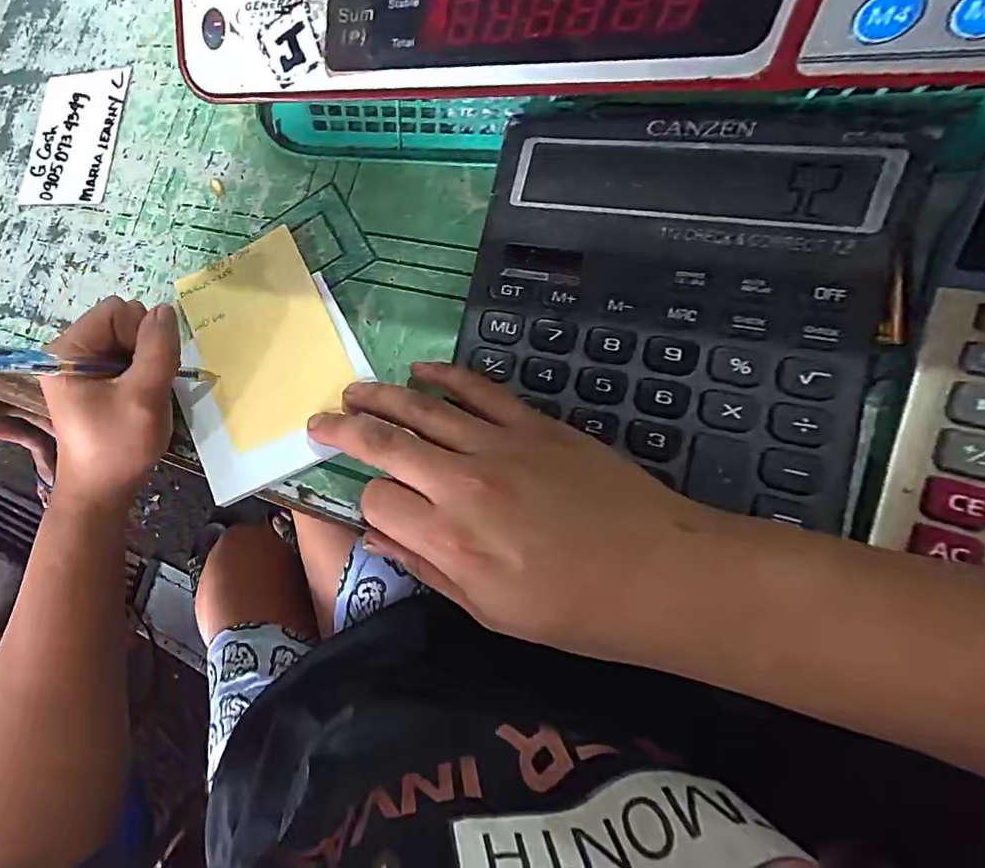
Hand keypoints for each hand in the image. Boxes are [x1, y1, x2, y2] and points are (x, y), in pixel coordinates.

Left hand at [40, 297, 180, 506]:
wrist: (102, 492)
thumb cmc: (117, 447)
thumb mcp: (144, 396)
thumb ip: (158, 349)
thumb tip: (165, 309)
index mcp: (67, 350)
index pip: (117, 311)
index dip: (141, 334)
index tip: (146, 372)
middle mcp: (69, 350)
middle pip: (122, 320)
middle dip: (144, 347)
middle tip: (146, 386)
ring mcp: (80, 365)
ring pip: (129, 338)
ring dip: (146, 361)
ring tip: (143, 394)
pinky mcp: (92, 378)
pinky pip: (126, 355)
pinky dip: (141, 371)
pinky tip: (140, 397)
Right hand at [307, 362, 731, 654]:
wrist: (667, 576)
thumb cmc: (576, 612)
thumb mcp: (491, 613)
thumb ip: (426, 568)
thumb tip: (376, 535)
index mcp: (451, 540)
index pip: (376, 500)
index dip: (366, 502)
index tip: (375, 508)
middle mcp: (462, 485)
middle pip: (381, 443)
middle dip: (340, 430)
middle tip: (318, 423)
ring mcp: (497, 446)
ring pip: (418, 408)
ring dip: (376, 396)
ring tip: (351, 392)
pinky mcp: (532, 424)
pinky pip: (475, 389)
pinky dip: (441, 377)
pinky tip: (418, 372)